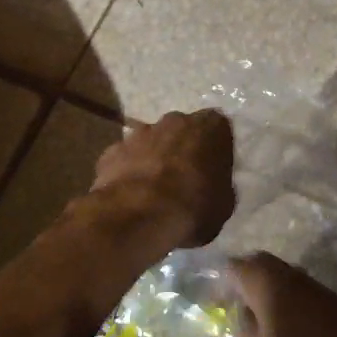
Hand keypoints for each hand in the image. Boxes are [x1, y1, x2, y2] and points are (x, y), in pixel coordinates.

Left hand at [88, 109, 235, 249]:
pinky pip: (125, 159)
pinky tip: (130, 197)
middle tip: (184, 179)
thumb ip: (220, 186)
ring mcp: (139, 132)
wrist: (139, 216)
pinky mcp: (112, 150)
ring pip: (151, 142)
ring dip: (154, 160)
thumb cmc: (193, 207)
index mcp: (210, 127)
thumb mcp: (224, 204)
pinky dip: (128, 173)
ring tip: (154, 192)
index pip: (218, 128)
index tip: (212, 169)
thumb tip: (213, 187)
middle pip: (182, 130)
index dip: (215, 149)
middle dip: (182, 149)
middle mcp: (175, 120)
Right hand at [226, 252, 336, 336]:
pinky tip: (279, 314)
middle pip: (252, 262)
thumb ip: (243, 331)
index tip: (214, 301)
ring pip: (272, 270)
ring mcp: (302, 275)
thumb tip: (242, 317)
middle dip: (239, 278)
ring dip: (260, 284)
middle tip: (232, 302)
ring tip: (254, 311)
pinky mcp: (318, 287)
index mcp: (259, 279)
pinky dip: (278, 290)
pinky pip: (288, 280)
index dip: (218, 283)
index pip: (230, 267)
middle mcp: (280, 269)